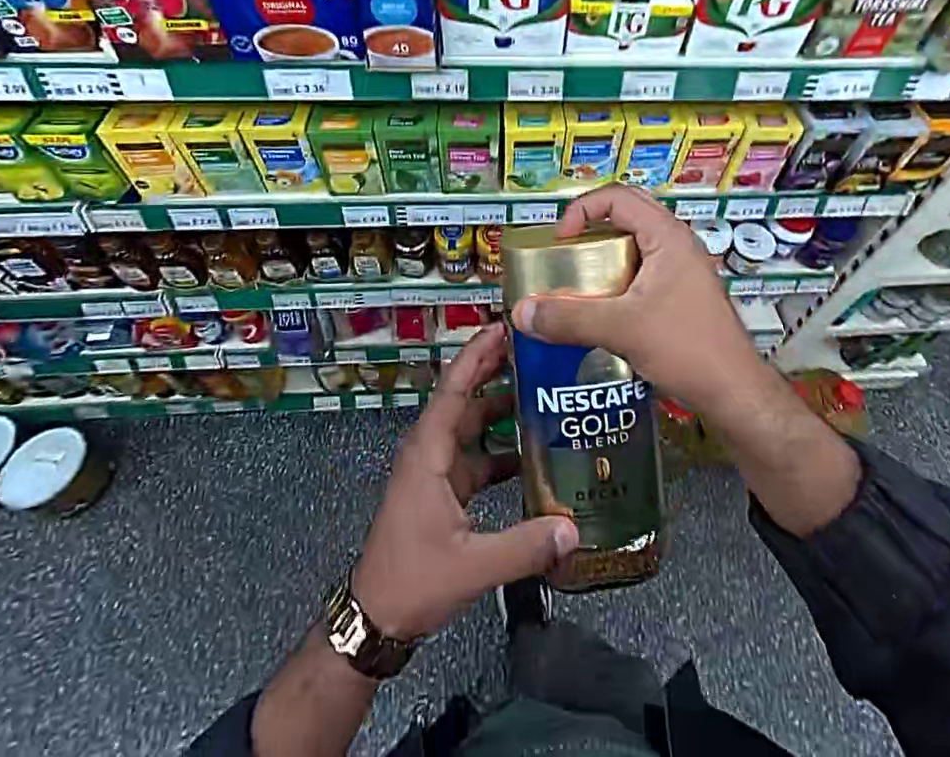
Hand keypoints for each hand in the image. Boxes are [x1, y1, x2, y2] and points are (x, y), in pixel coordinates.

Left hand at [351, 323, 578, 640]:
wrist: (373, 621)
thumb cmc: (411, 583)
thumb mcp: (471, 566)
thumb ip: (525, 547)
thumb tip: (575, 528)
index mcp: (428, 456)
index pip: (454, 391)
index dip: (477, 356)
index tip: (503, 327)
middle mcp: (431, 454)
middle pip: (465, 399)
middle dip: (495, 370)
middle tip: (535, 348)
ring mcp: (437, 472)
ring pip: (472, 426)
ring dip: (502, 407)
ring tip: (543, 390)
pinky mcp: (446, 491)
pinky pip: (478, 454)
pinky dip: (503, 445)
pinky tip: (534, 449)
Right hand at [508, 184, 769, 416]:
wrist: (732, 389)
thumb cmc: (687, 348)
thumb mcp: (622, 329)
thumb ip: (569, 319)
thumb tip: (521, 314)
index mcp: (668, 236)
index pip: (619, 196)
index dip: (582, 209)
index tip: (560, 240)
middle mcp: (678, 244)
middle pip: (627, 216)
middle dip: (591, 230)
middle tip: (566, 255)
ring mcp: (683, 269)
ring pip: (635, 247)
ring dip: (604, 257)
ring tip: (578, 283)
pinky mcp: (682, 294)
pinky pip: (643, 272)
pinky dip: (618, 281)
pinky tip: (602, 310)